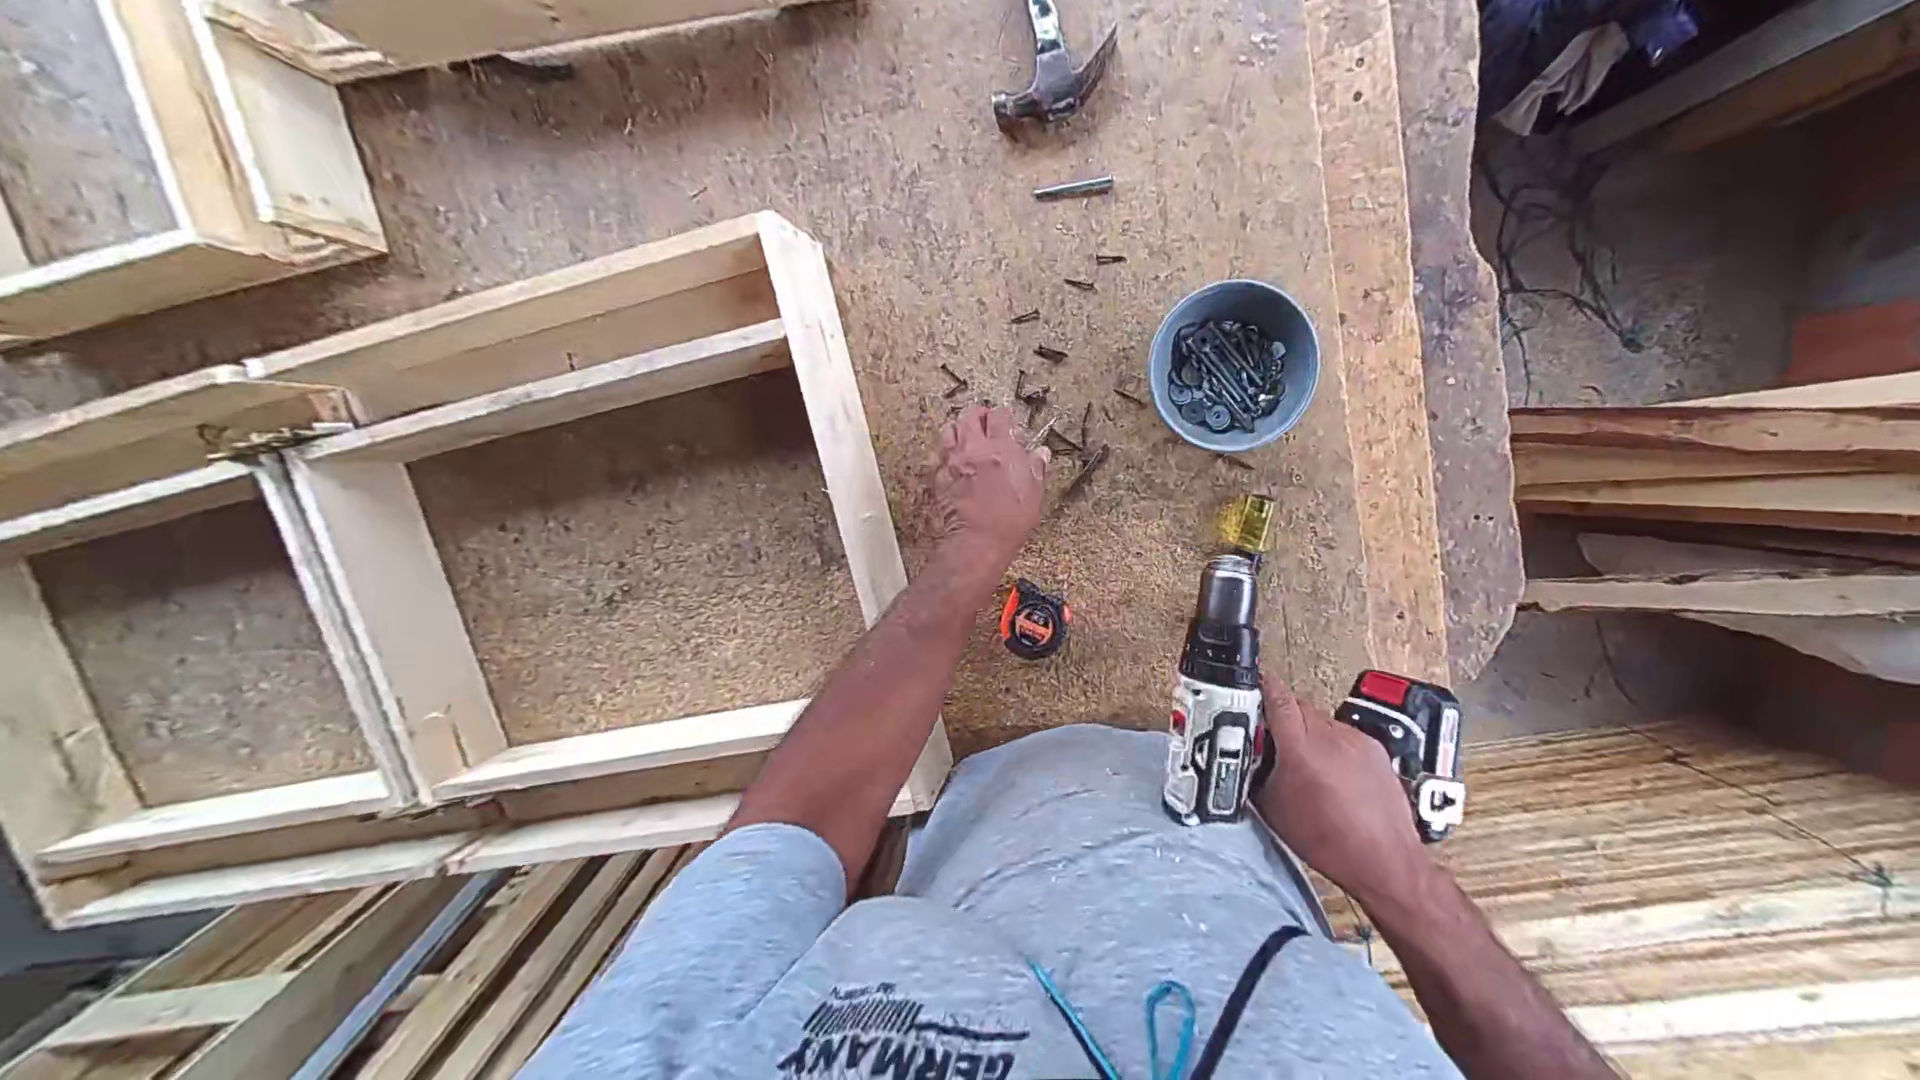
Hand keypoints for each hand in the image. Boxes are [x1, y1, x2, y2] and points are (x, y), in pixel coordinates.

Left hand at [926, 405, 1047, 572]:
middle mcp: (974, 450)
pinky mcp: (938, 477)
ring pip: (950, 429)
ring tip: (968, 438)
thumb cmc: (1006, 523)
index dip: (1004, 416)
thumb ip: (1036, 468)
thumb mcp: (1033, 494)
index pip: (1000, 416)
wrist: (976, 542)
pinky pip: (938, 455)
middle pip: (970, 415)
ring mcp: (953, 462)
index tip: (1008, 422)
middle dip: (979, 416)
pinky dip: (946, 453)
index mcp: (1001, 449)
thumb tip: (1040, 454)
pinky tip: (954, 461)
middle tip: (986, 424)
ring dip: (959, 429)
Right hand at [1255, 673, 1433, 906]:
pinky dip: (1329, 743)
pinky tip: (1327, 770)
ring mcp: (1357, 742)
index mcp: (1302, 749)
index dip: (1262, 685)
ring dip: (1304, 730)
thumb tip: (1244, 753)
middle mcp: (1332, 738)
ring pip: (1319, 718)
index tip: (1253, 680)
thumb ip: (1255, 769)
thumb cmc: (1332, 842)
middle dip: (1280, 716)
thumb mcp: (1271, 805)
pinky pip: (1342, 733)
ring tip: (1301, 761)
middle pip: (1297, 706)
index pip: (1278, 698)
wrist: (1386, 862)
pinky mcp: (1376, 750)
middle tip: (1268, 736)